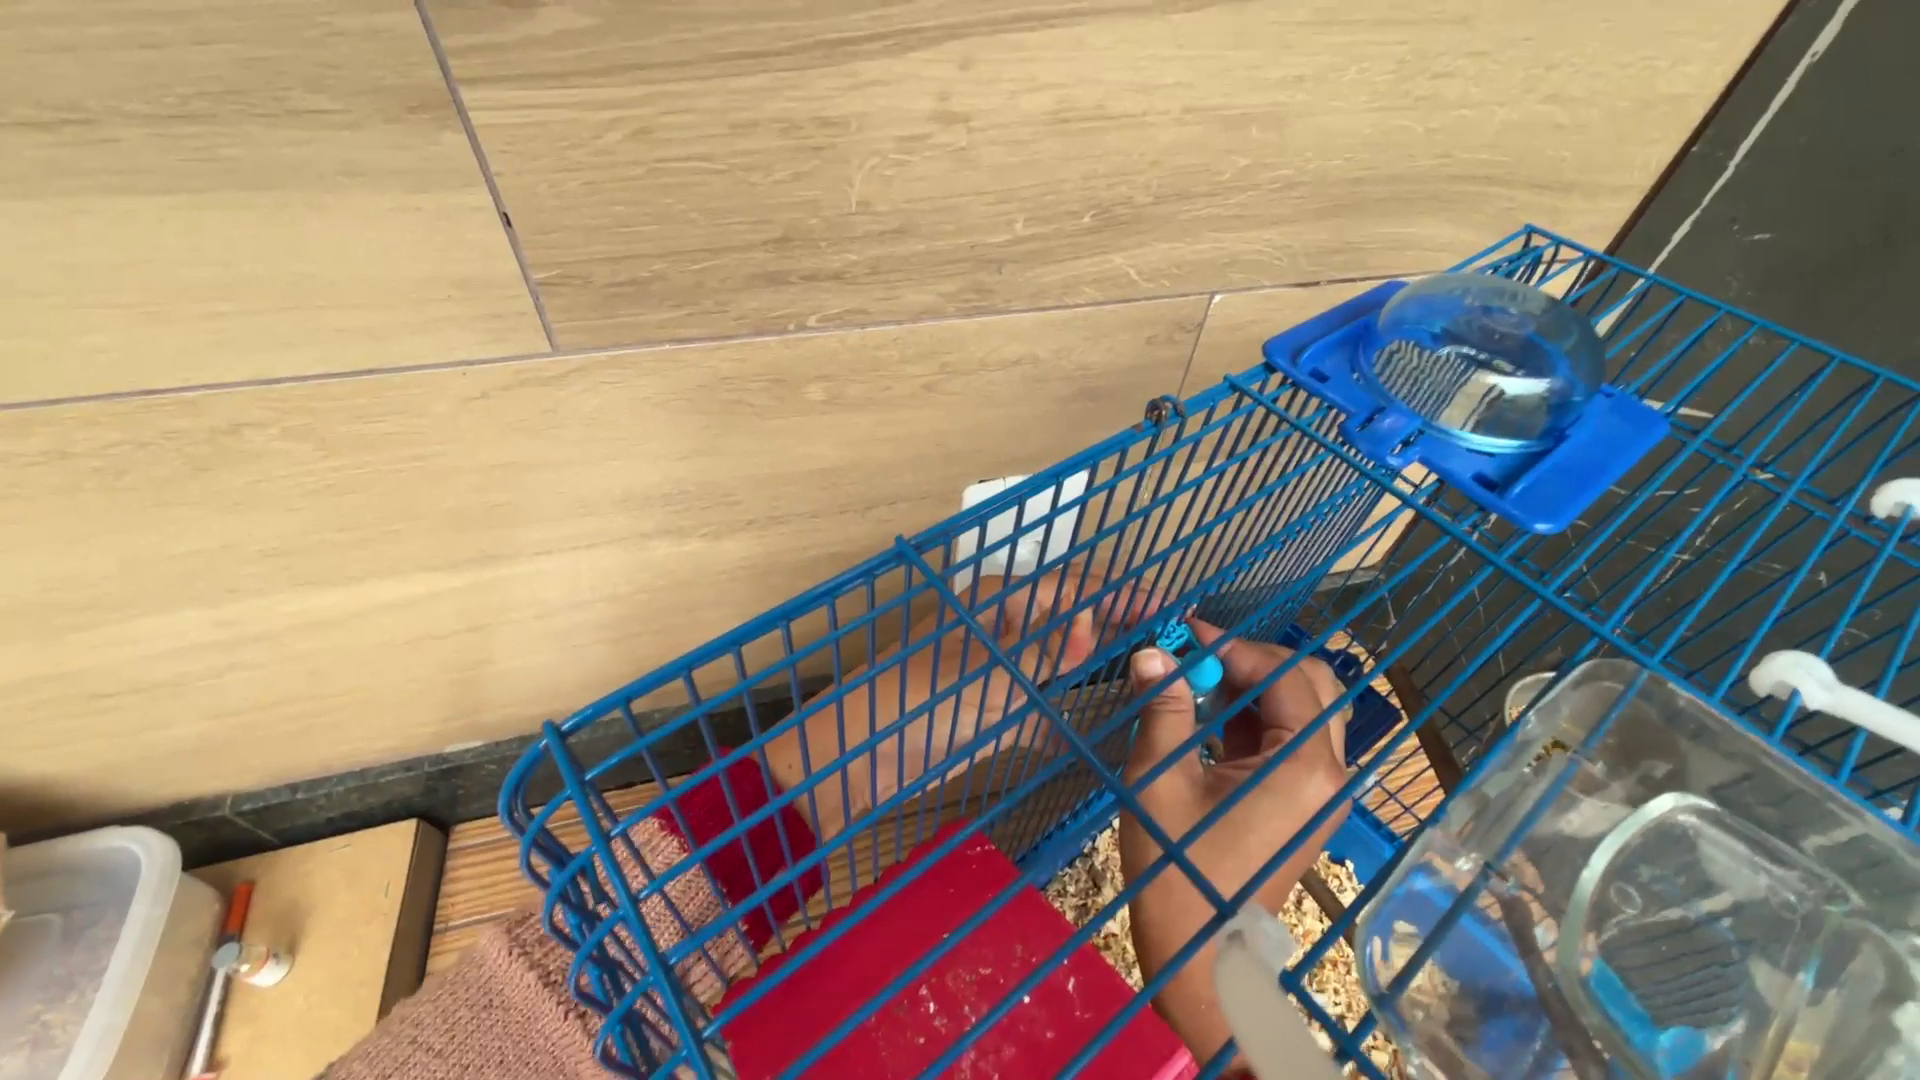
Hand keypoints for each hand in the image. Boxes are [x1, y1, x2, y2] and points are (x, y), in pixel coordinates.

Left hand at [768, 566, 1163, 839]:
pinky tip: (1104, 735)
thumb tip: (1089, 632)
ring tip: (1150, 679)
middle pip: (1070, 623)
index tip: (1166, 606)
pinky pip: (1042, 712)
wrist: (861, 751)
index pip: (1071, 589)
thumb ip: (1046, 650)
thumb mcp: (992, 670)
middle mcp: (1004, 631)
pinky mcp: (994, 715)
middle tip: (1170, 640)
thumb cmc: (921, 696)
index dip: (1119, 595)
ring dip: (1096, 673)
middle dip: (1114, 628)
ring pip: (1060, 667)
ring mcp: (1000, 674)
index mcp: (999, 604)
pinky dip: (1067, 722)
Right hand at [1119, 619, 1350, 1064]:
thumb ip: (1164, 708)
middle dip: (1255, 660)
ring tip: (1200, 678)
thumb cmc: (1178, 868)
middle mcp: (1328, 774)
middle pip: (1312, 686)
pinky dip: (1257, 718)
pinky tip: (1211, 714)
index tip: (1188, 634)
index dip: (1236, 647)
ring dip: (1256, 686)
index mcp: (1303, 766)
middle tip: (1201, 654)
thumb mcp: (1160, 780)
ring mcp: (1321, 792)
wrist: (1200, 954)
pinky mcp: (1304, 805)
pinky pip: (1292, 742)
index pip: (1285, 676)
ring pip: (1305, 711)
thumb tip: (1151, 652)